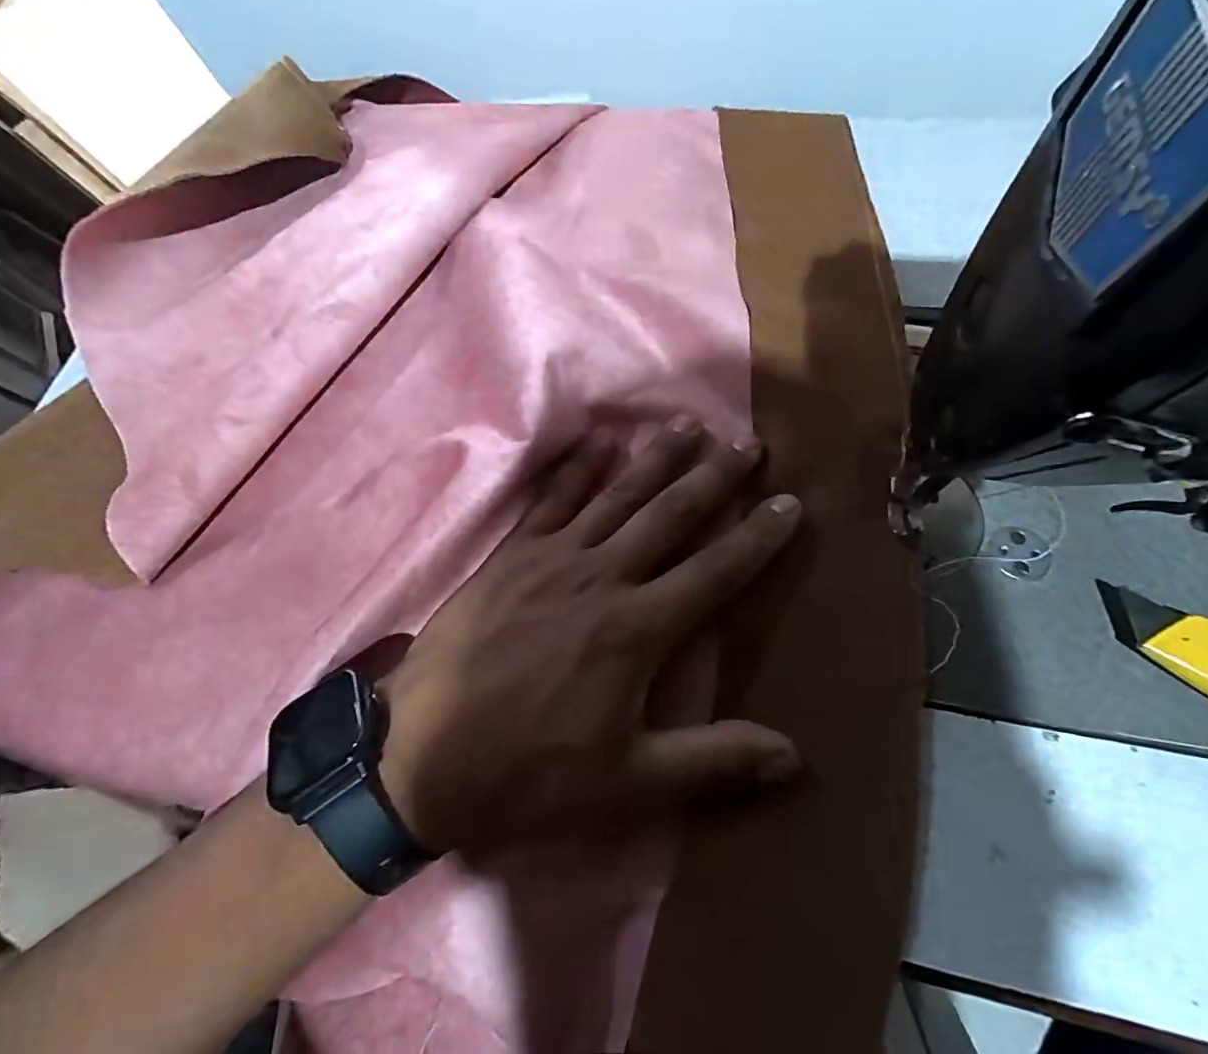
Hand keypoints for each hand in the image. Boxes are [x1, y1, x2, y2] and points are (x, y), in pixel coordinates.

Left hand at [377, 417, 804, 854]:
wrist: (414, 764)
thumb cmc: (530, 774)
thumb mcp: (630, 783)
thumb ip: (714, 761)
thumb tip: (793, 758)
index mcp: (638, 629)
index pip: (716, 571)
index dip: (759, 538)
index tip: (790, 502)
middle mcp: (602, 578)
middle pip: (671, 515)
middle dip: (715, 478)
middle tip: (748, 443)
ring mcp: (551, 561)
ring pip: (617, 495)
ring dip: (657, 458)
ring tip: (690, 424)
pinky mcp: (510, 559)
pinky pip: (551, 501)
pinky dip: (578, 468)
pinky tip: (600, 441)